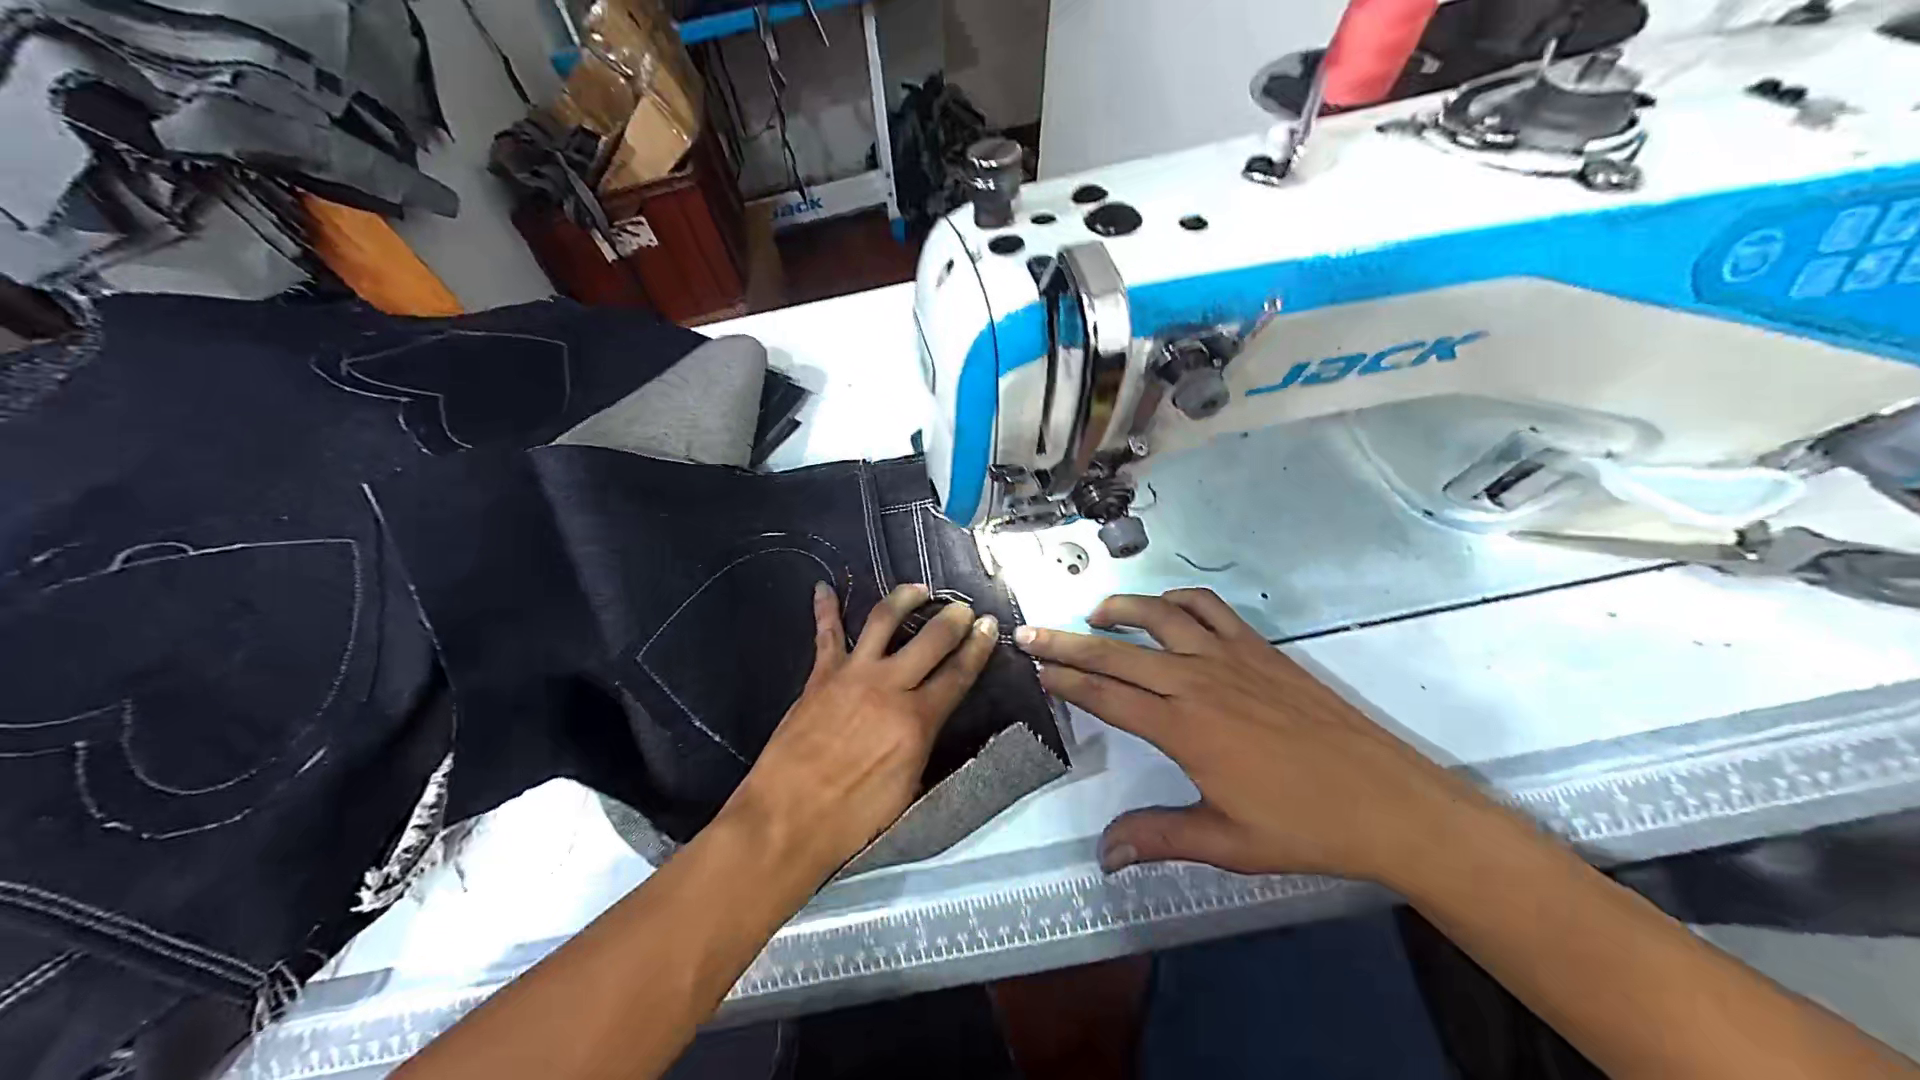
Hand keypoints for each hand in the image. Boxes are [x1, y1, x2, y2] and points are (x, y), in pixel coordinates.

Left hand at [723, 582, 997, 880]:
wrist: (787, 820)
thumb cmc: (853, 819)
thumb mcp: (910, 791)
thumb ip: (926, 748)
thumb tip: (934, 724)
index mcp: (917, 720)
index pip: (959, 673)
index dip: (978, 646)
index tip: (989, 624)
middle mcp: (889, 687)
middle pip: (931, 639)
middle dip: (952, 618)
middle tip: (962, 606)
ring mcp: (852, 675)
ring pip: (883, 621)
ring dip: (904, 598)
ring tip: (919, 588)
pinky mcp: (820, 676)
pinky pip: (826, 634)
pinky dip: (825, 609)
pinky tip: (822, 588)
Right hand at [1015, 588, 1500, 888]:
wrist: (1387, 800)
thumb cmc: (1302, 825)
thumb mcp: (1225, 842)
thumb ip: (1158, 838)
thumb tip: (1105, 855)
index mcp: (1183, 729)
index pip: (1106, 696)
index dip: (1066, 681)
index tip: (1036, 669)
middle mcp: (1197, 682)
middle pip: (1116, 654)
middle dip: (1067, 642)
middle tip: (1031, 634)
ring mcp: (1230, 658)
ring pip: (1159, 617)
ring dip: (1120, 609)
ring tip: (1093, 613)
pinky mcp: (1259, 649)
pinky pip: (1210, 608)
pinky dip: (1179, 600)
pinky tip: (1165, 607)